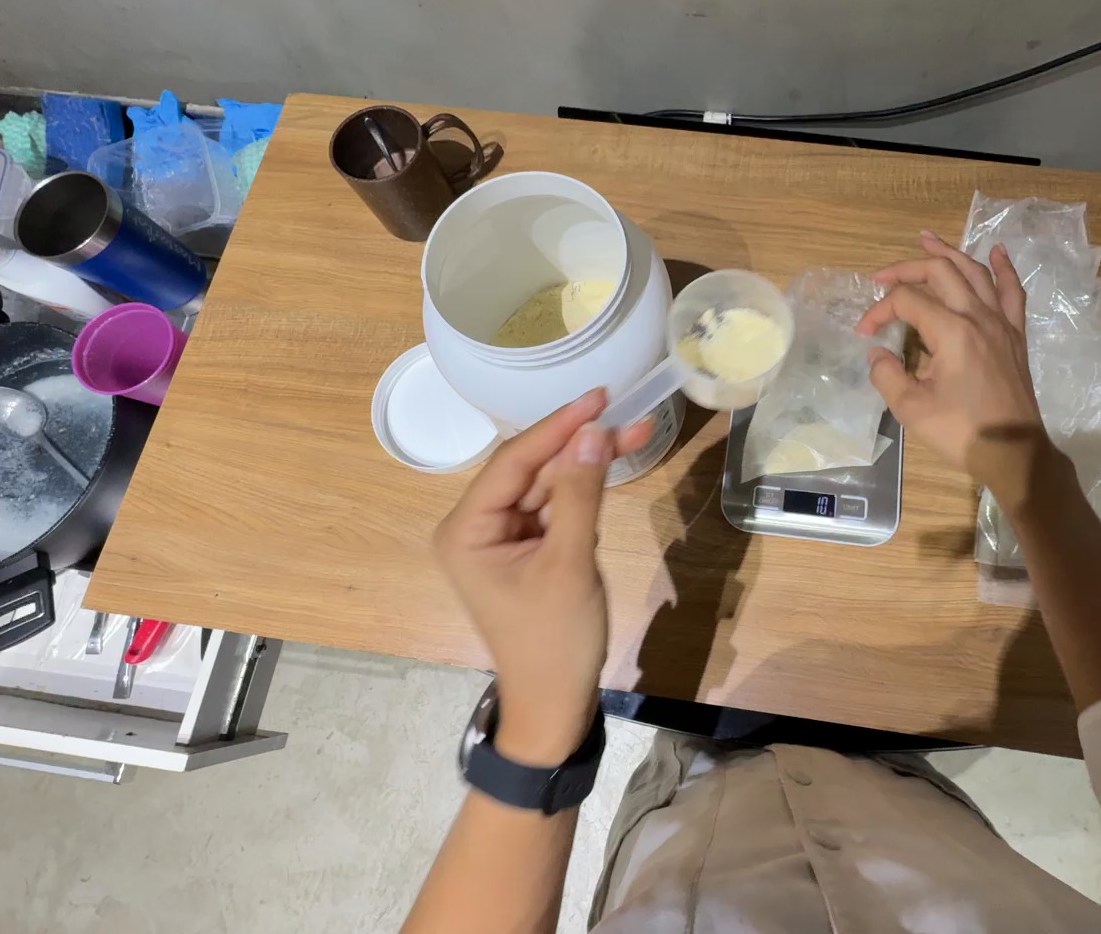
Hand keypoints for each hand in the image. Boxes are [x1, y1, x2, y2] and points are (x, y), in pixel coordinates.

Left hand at [432, 389, 652, 765]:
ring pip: (548, 483)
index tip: (599, 397)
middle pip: (531, 468)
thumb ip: (579, 494)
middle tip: (625, 412)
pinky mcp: (528, 546)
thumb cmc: (554, 640)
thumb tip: (594, 432)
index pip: (513, 461)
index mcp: (466, 530)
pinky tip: (613, 462)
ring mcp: (503, 536)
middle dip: (578, 442)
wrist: (556, 704)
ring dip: (588, 461)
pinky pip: (556, 505)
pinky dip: (585, 487)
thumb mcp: (568, 564)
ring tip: (634, 431)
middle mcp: (477, 526)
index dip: (558, 426)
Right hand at [858, 231, 1051, 503]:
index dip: (878, 310)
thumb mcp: (910, 408)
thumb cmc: (961, 431)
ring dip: (949, 253)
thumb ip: (887, 374)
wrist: (1013, 452)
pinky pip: (1012, 291)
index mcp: (951, 332)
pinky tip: (996, 252)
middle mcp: (978, 317)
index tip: (863, 334)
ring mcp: (1002, 323)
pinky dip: (1003, 268)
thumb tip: (878, 354)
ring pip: (975, 273)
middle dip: (907, 269)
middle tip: (881, 276)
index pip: (907, 301)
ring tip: (927, 241)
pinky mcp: (1014, 335)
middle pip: (941, 272)